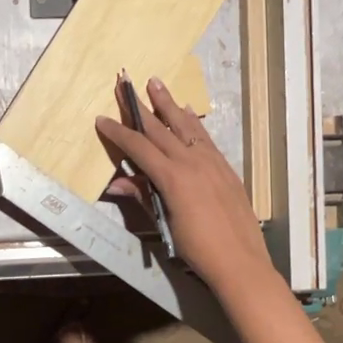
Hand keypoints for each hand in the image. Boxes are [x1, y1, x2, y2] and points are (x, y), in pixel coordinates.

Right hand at [96, 76, 276, 291]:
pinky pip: (204, 136)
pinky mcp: (224, 167)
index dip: (119, 132)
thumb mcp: (164, 224)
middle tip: (126, 83)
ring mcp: (211, 161)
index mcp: (172, 177)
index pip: (139, 147)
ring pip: (185, 125)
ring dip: (168, 104)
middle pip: (159, 128)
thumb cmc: (197, 249)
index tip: (102, 119)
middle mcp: (191, 161)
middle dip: (140, 106)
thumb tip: (115, 183)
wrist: (240, 260)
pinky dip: (192, 122)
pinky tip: (187, 112)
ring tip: (156, 83)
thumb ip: (142, 197)